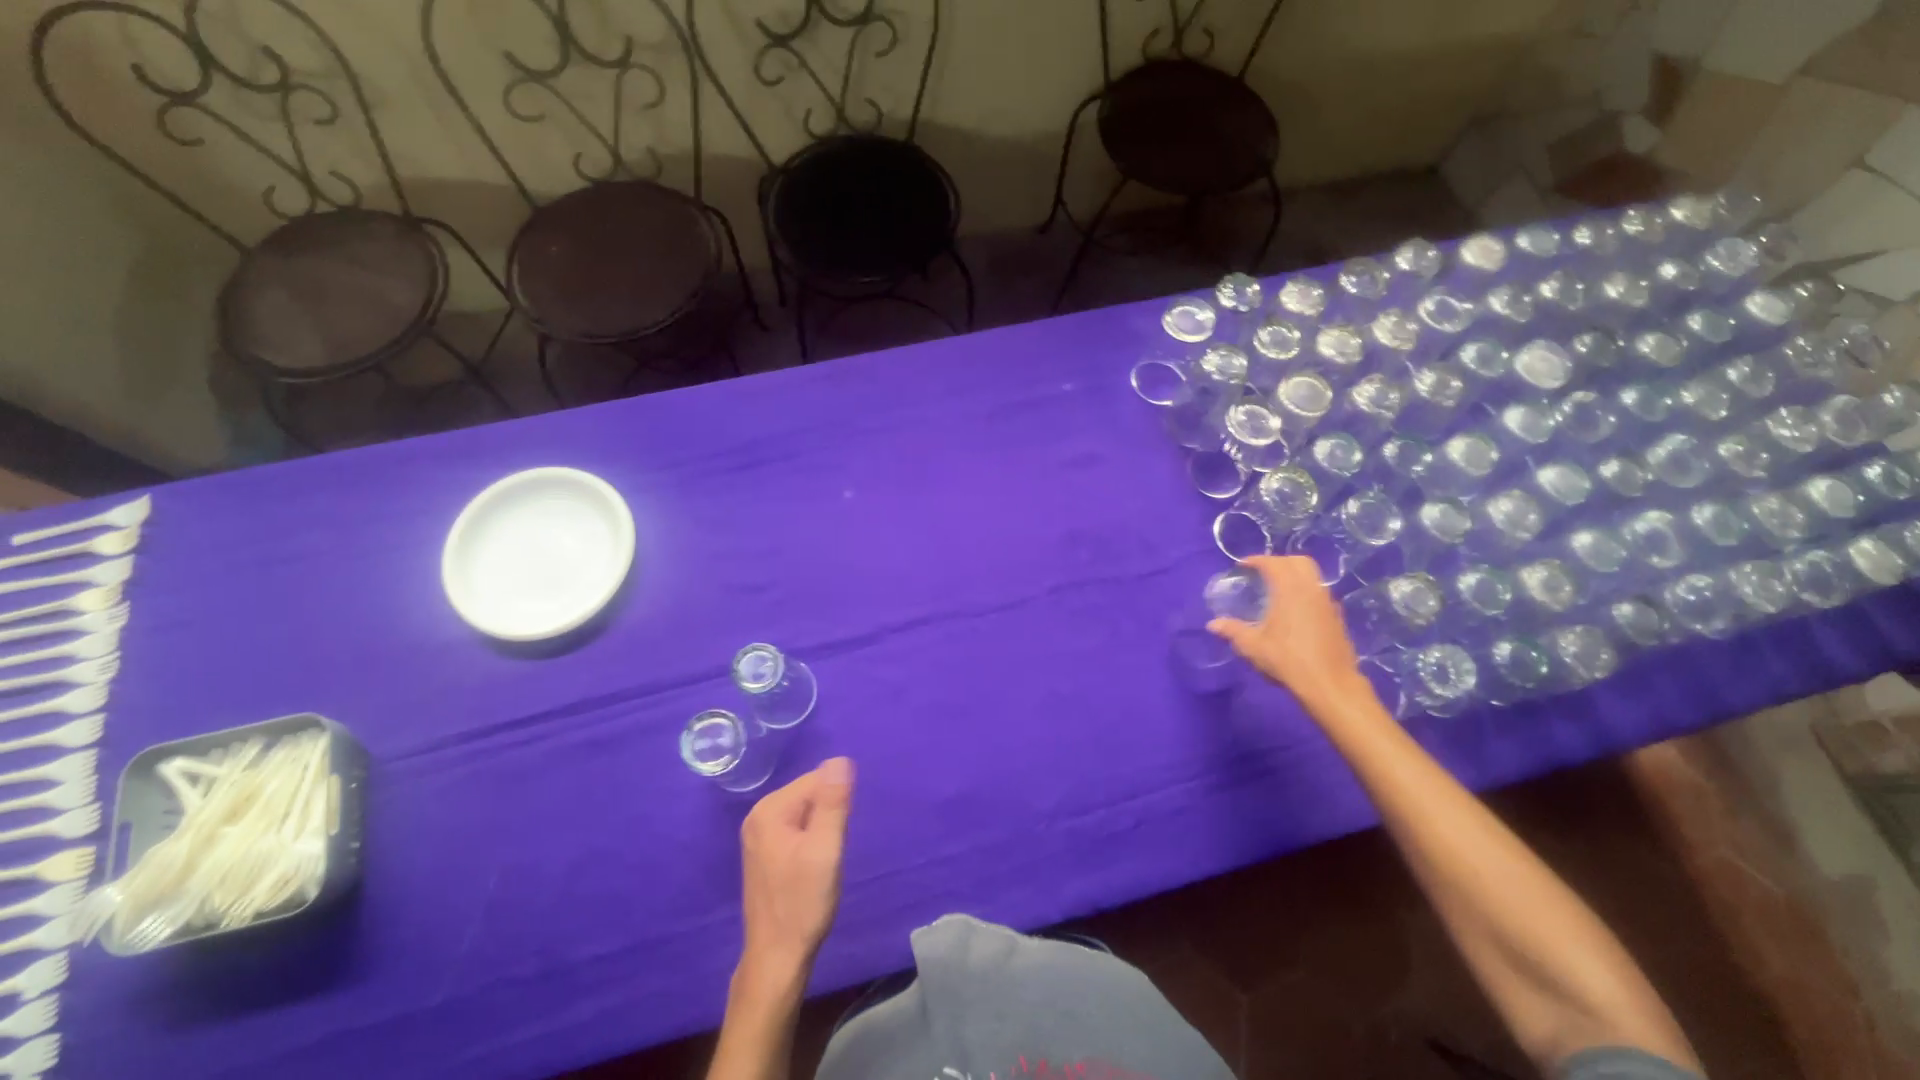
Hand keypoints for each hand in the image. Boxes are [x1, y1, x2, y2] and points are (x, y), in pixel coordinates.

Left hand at [737, 757, 854, 982]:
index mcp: (769, 809)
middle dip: (829, 818)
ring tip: (823, 862)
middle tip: (831, 853)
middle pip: (809, 795)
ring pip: (805, 815)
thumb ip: (833, 802)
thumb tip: (840, 759)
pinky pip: (796, 831)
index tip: (837, 838)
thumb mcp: (826, 849)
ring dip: (822, 832)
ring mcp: (758, 836)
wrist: (777, 956)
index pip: (817, 780)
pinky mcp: (764, 854)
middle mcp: (758, 816)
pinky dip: (811, 843)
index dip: (837, 806)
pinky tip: (813, 869)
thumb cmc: (804, 903)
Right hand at [1207, 555, 1374, 715]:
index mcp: (1290, 590)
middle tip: (1263, 573)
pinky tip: (1295, 612)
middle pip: (1298, 562)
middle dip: (1279, 562)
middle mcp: (1311, 590)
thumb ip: (1233, 631)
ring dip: (1295, 576)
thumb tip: (1213, 625)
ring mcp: (1327, 603)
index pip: (1274, 563)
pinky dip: (1305, 592)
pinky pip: (1319, 593)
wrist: (1330, 684)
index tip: (1243, 565)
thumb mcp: (1253, 647)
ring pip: (1313, 577)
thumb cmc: (1288, 661)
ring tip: (1278, 591)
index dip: (1257, 560)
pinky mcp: (1336, 617)